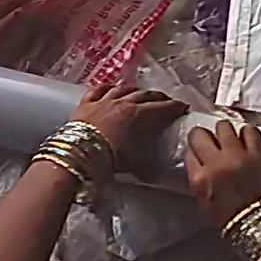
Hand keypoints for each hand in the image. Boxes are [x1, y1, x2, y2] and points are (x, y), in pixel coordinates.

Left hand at [70, 85, 186, 175]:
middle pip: (145, 95)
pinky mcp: (86, 103)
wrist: (78, 154)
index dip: (175, 107)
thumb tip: (156, 173)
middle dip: (158, 97)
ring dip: (135, 90)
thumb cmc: (110, 159)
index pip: (162, 108)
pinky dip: (108, 88)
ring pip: (123, 89)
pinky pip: (99, 90)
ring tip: (141, 93)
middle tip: (166, 101)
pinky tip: (112, 88)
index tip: (183, 107)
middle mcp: (123, 102)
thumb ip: (147, 164)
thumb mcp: (134, 163)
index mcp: (138, 114)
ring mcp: (103, 100)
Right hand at [184, 119, 260, 227]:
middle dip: (204, 136)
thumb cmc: (230, 216)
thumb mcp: (203, 200)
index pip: (189, 151)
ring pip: (223, 126)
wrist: (260, 222)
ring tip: (231, 140)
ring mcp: (237, 154)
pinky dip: (247, 133)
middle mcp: (215, 162)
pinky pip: (248, 130)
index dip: (194, 150)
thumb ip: (198, 177)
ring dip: (225, 132)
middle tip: (212, 142)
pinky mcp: (257, 152)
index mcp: (200, 178)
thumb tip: (197, 159)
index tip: (199, 152)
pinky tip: (247, 141)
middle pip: (200, 133)